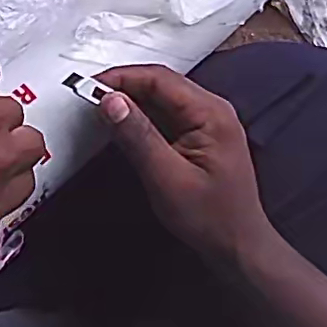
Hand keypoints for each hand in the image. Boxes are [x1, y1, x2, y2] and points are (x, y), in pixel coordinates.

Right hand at [96, 64, 271, 259]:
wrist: (238, 248)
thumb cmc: (210, 218)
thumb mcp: (167, 178)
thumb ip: (138, 136)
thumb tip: (110, 101)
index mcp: (211, 113)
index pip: (159, 79)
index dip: (121, 78)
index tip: (90, 87)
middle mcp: (211, 110)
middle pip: (159, 83)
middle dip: (122, 86)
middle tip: (89, 97)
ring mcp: (205, 121)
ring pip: (160, 97)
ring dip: (129, 99)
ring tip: (98, 109)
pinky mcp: (196, 134)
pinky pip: (163, 113)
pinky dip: (139, 115)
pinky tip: (120, 124)